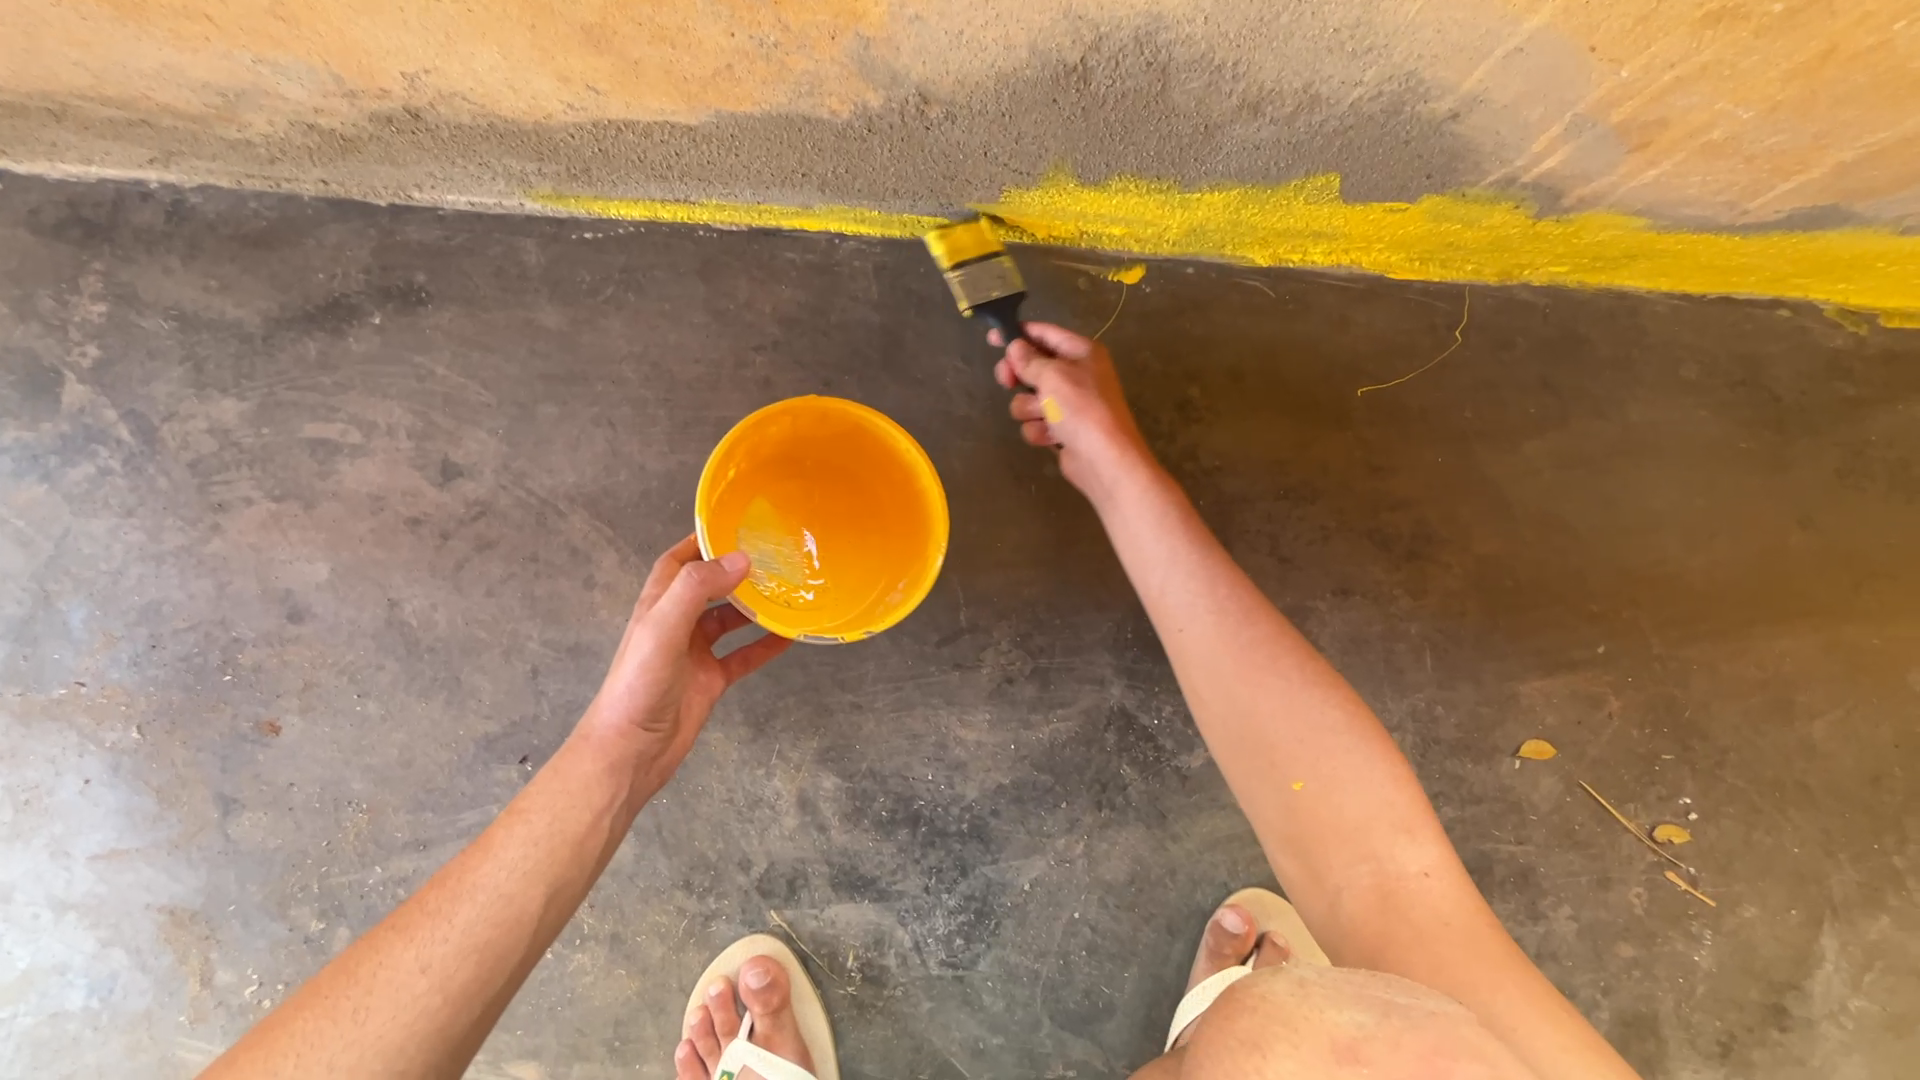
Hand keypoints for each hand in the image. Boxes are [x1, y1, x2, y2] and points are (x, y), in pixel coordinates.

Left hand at [573, 535, 791, 797]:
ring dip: (755, 608)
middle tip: (776, 558)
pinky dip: (764, 646)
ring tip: (789, 592)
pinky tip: (789, 637)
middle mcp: (677, 624)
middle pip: (710, 588)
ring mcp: (695, 654)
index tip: (736, 526)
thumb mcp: (664, 627)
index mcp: (658, 605)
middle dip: (737, 572)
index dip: (701, 542)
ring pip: (730, 621)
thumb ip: (698, 589)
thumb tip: (742, 559)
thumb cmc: (640, 683)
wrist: (631, 750)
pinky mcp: (711, 680)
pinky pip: (743, 656)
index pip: (679, 562)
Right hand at [990, 322, 1156, 503]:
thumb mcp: (1053, 375)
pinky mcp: (1062, 429)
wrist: (1103, 457)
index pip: (1045, 333)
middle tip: (1007, 381)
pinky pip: (1036, 422)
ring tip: (1044, 416)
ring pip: (1029, 398)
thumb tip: (1015, 347)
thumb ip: (1029, 359)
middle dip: (1018, 376)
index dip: (1018, 334)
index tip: (993, 337)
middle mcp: (1076, 374)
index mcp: (1081, 352)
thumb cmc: (1081, 407)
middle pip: (1033, 367)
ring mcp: (1068, 404)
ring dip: (1030, 409)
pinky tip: (1052, 437)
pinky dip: (1040, 429)